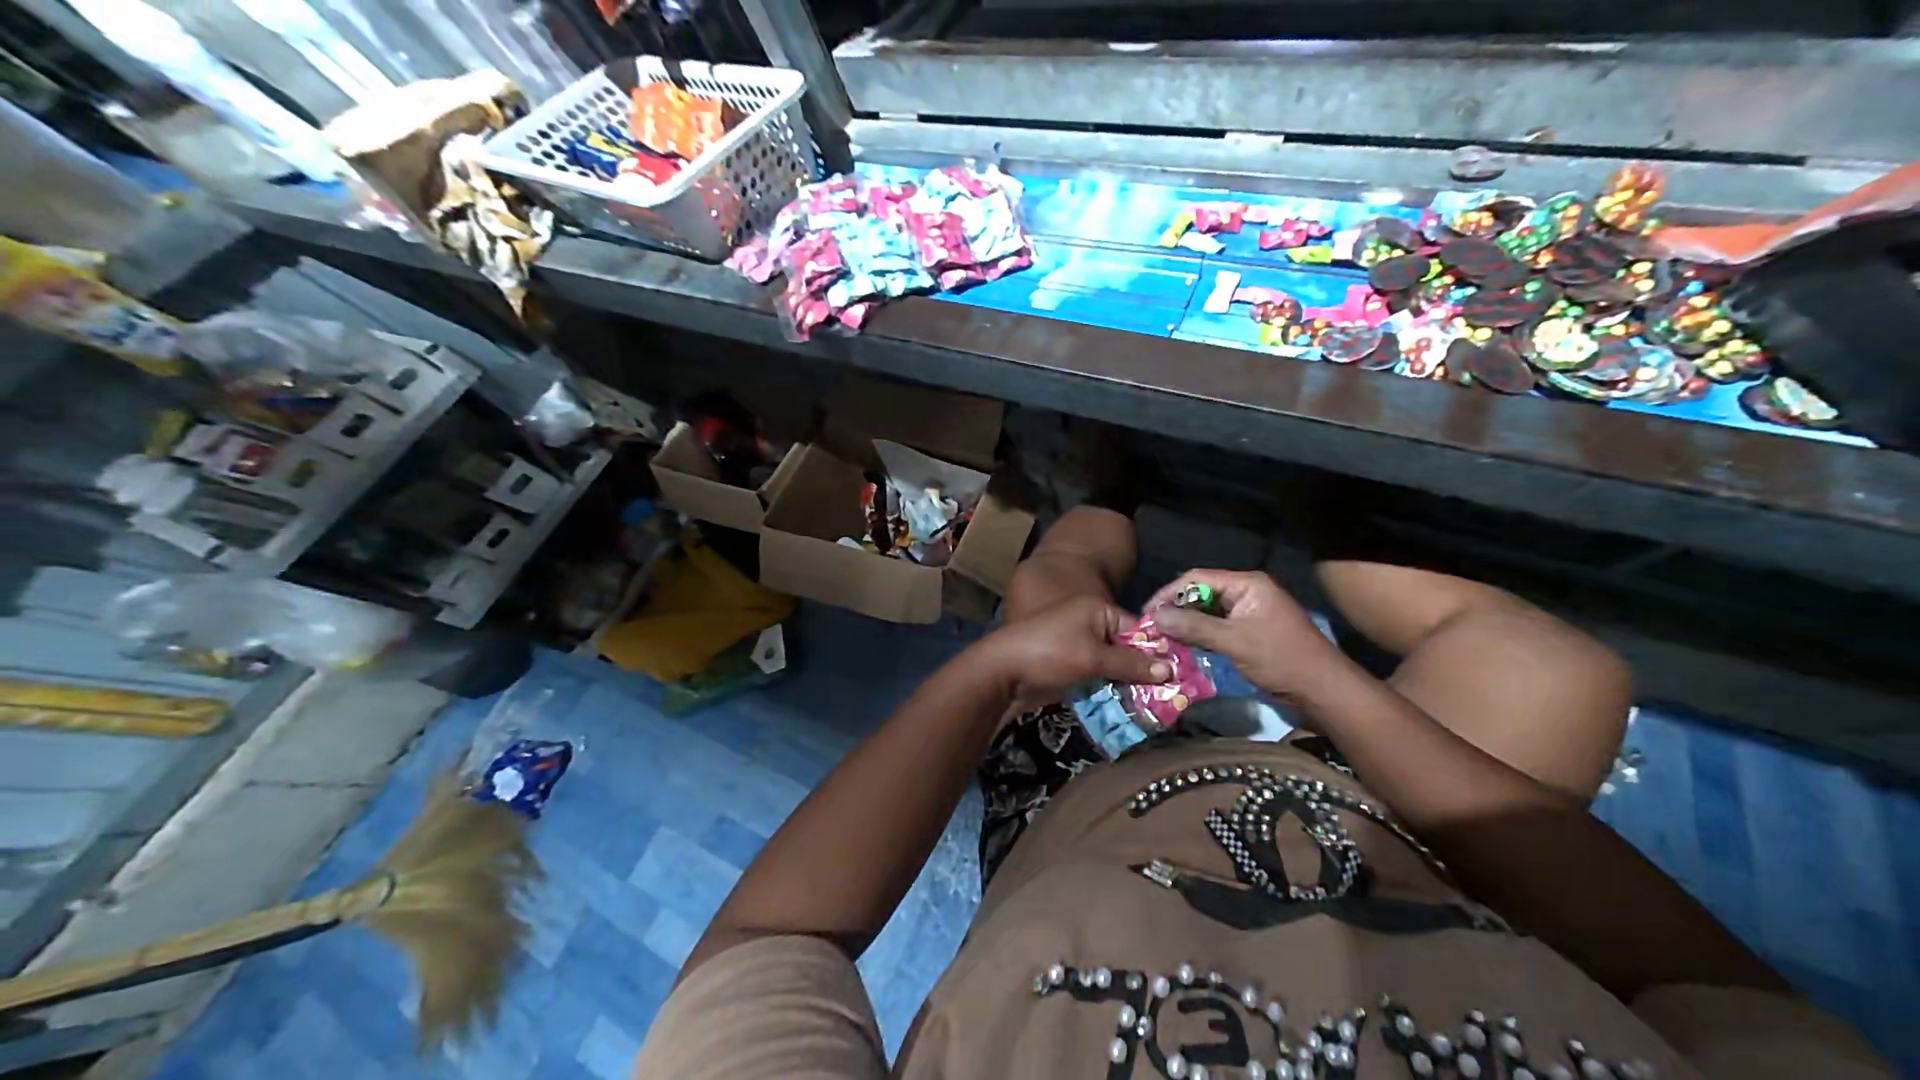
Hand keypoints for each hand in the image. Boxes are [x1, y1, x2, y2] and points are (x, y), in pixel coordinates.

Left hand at [968, 596, 1170, 709]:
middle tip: (1176, 695)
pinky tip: (1133, 708)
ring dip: (1131, 684)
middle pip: (1129, 648)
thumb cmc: (1049, 653)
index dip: (1159, 651)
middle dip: (1147, 671)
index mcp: (1097, 610)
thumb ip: (1131, 663)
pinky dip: (1114, 691)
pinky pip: (1101, 678)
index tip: (1183, 674)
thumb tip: (1170, 669)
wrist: (1003, 673)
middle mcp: (1091, 624)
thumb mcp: (1093, 657)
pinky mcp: (1073, 669)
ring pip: (1116, 666)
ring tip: (1160, 706)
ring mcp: (1081, 647)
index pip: (1139, 628)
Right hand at [1144, 569, 1346, 699]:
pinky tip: (1183, 648)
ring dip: (1185, 625)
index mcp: (1247, 584)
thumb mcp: (1234, 641)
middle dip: (1175, 610)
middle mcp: (1247, 593)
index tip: (1146, 614)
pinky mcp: (1249, 633)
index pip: (1197, 578)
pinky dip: (1199, 636)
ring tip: (1161, 640)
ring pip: (1207, 613)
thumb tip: (1155, 616)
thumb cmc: (1282, 660)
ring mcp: (1249, 614)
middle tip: (1151, 630)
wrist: (1324, 692)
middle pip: (1200, 594)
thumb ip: (1194, 626)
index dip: (1169, 593)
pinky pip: (1216, 628)